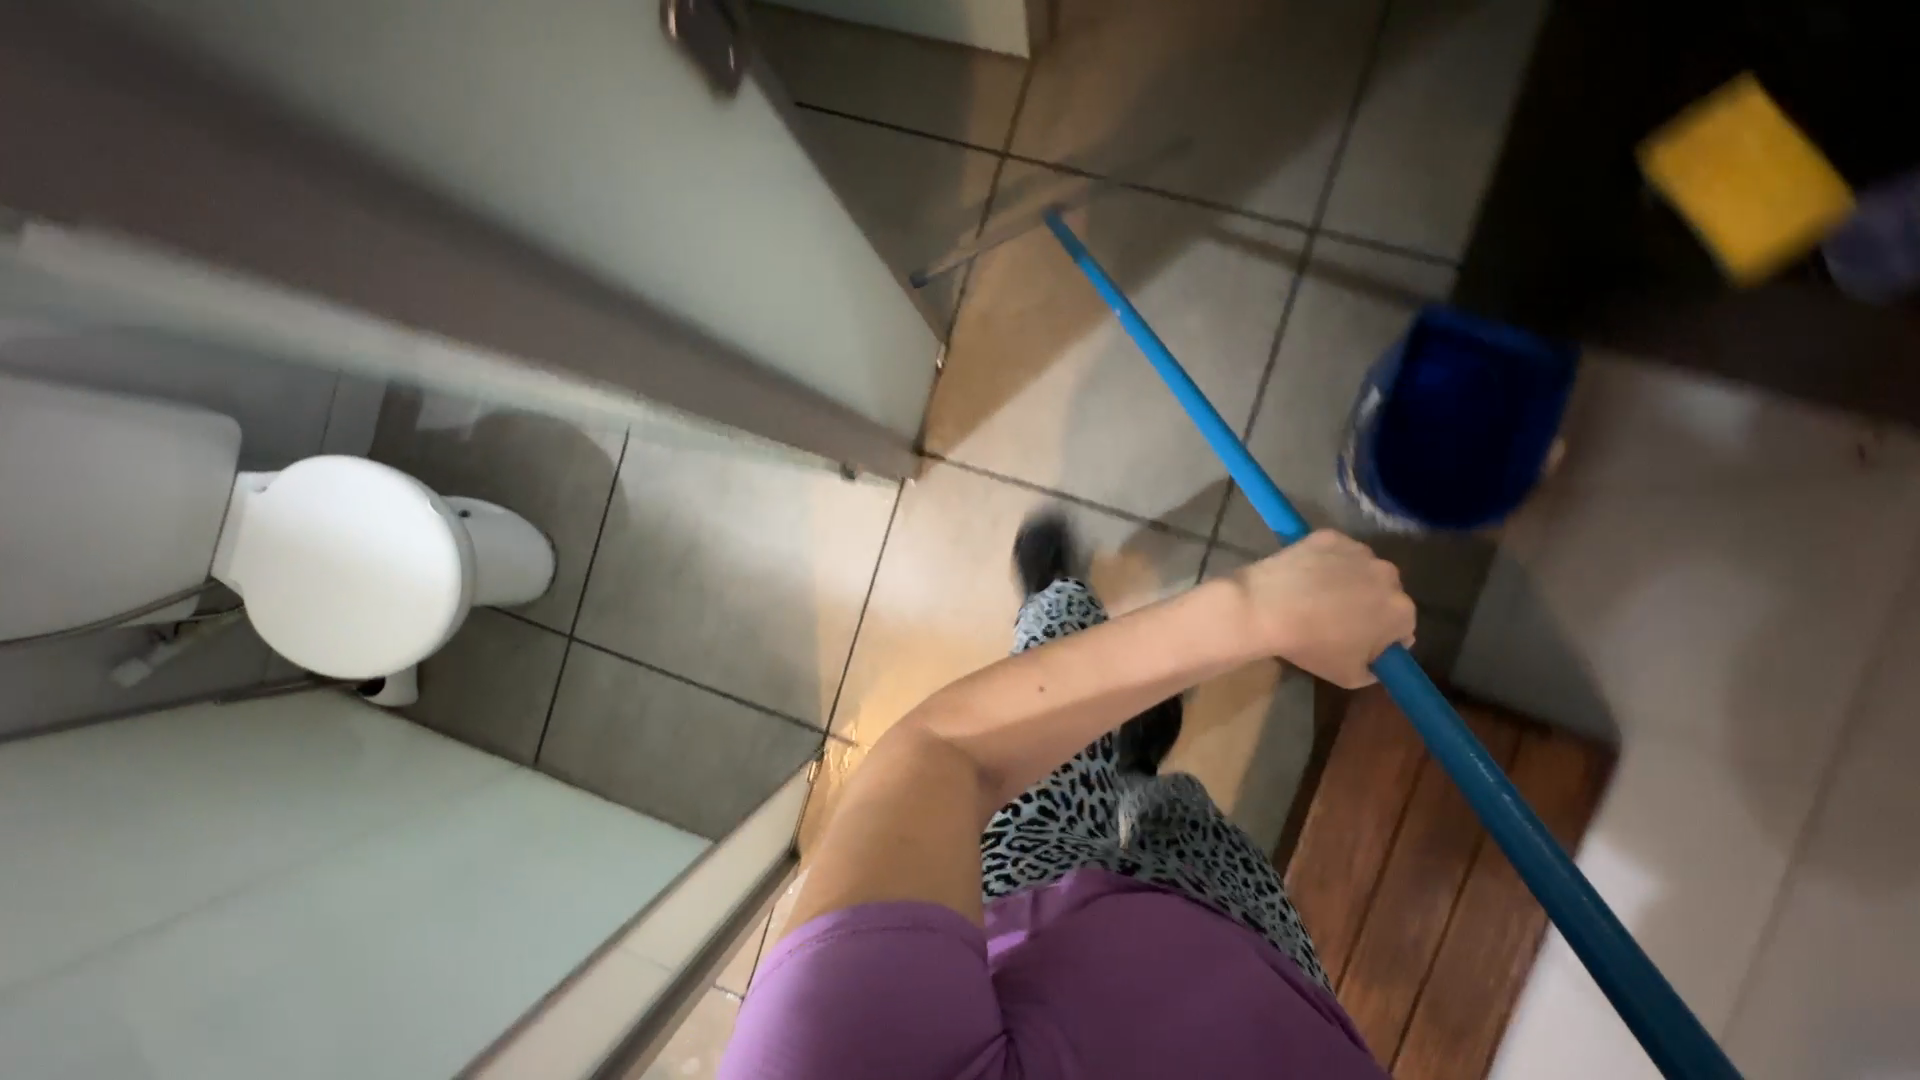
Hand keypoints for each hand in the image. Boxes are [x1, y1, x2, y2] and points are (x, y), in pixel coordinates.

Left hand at [1232, 530, 1416, 687]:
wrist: (1266, 607)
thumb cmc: (1311, 645)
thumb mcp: (1350, 677)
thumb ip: (1373, 671)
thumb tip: (1375, 663)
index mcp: (1401, 611)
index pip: (1401, 629)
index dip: (1382, 639)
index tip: (1359, 643)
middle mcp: (1389, 575)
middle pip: (1383, 594)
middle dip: (1368, 606)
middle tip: (1334, 619)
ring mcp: (1359, 551)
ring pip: (1360, 570)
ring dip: (1348, 580)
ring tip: (1315, 595)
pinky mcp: (1330, 536)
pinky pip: (1334, 551)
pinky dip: (1324, 561)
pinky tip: (1304, 575)